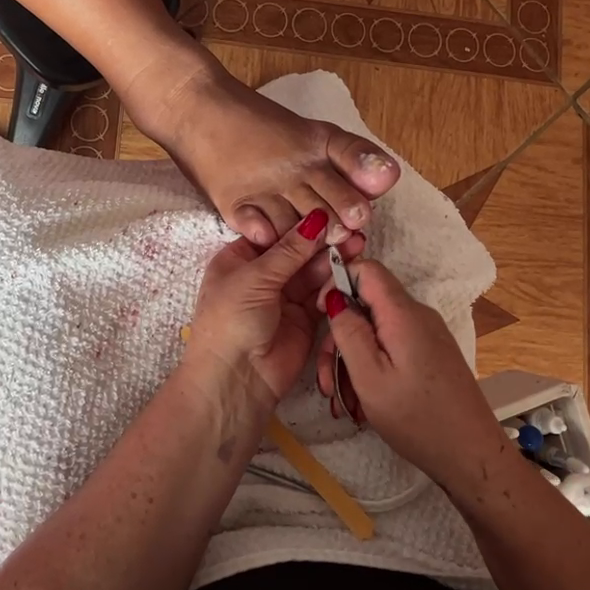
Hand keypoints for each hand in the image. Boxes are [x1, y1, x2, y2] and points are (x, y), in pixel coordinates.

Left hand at [186, 210, 365, 406]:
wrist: (235, 380)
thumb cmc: (231, 320)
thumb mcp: (256, 278)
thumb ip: (289, 249)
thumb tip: (317, 217)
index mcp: (238, 259)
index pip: (274, 232)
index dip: (300, 222)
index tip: (330, 209)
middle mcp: (261, 275)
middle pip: (296, 251)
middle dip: (321, 241)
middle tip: (352, 227)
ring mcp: (283, 297)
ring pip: (312, 271)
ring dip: (332, 259)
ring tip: (358, 243)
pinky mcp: (304, 318)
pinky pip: (322, 294)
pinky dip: (336, 283)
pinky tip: (352, 268)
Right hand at [315, 260, 508, 487]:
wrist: (473, 457)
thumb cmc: (417, 418)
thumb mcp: (370, 377)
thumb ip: (348, 331)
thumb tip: (335, 297)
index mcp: (403, 314)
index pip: (367, 268)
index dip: (337, 282)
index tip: (320, 315)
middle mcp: (418, 316)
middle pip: (366, 305)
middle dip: (339, 338)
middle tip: (326, 381)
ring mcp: (427, 336)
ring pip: (376, 331)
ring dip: (352, 361)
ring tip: (343, 403)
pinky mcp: (431, 355)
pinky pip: (391, 348)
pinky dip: (372, 369)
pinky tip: (363, 403)